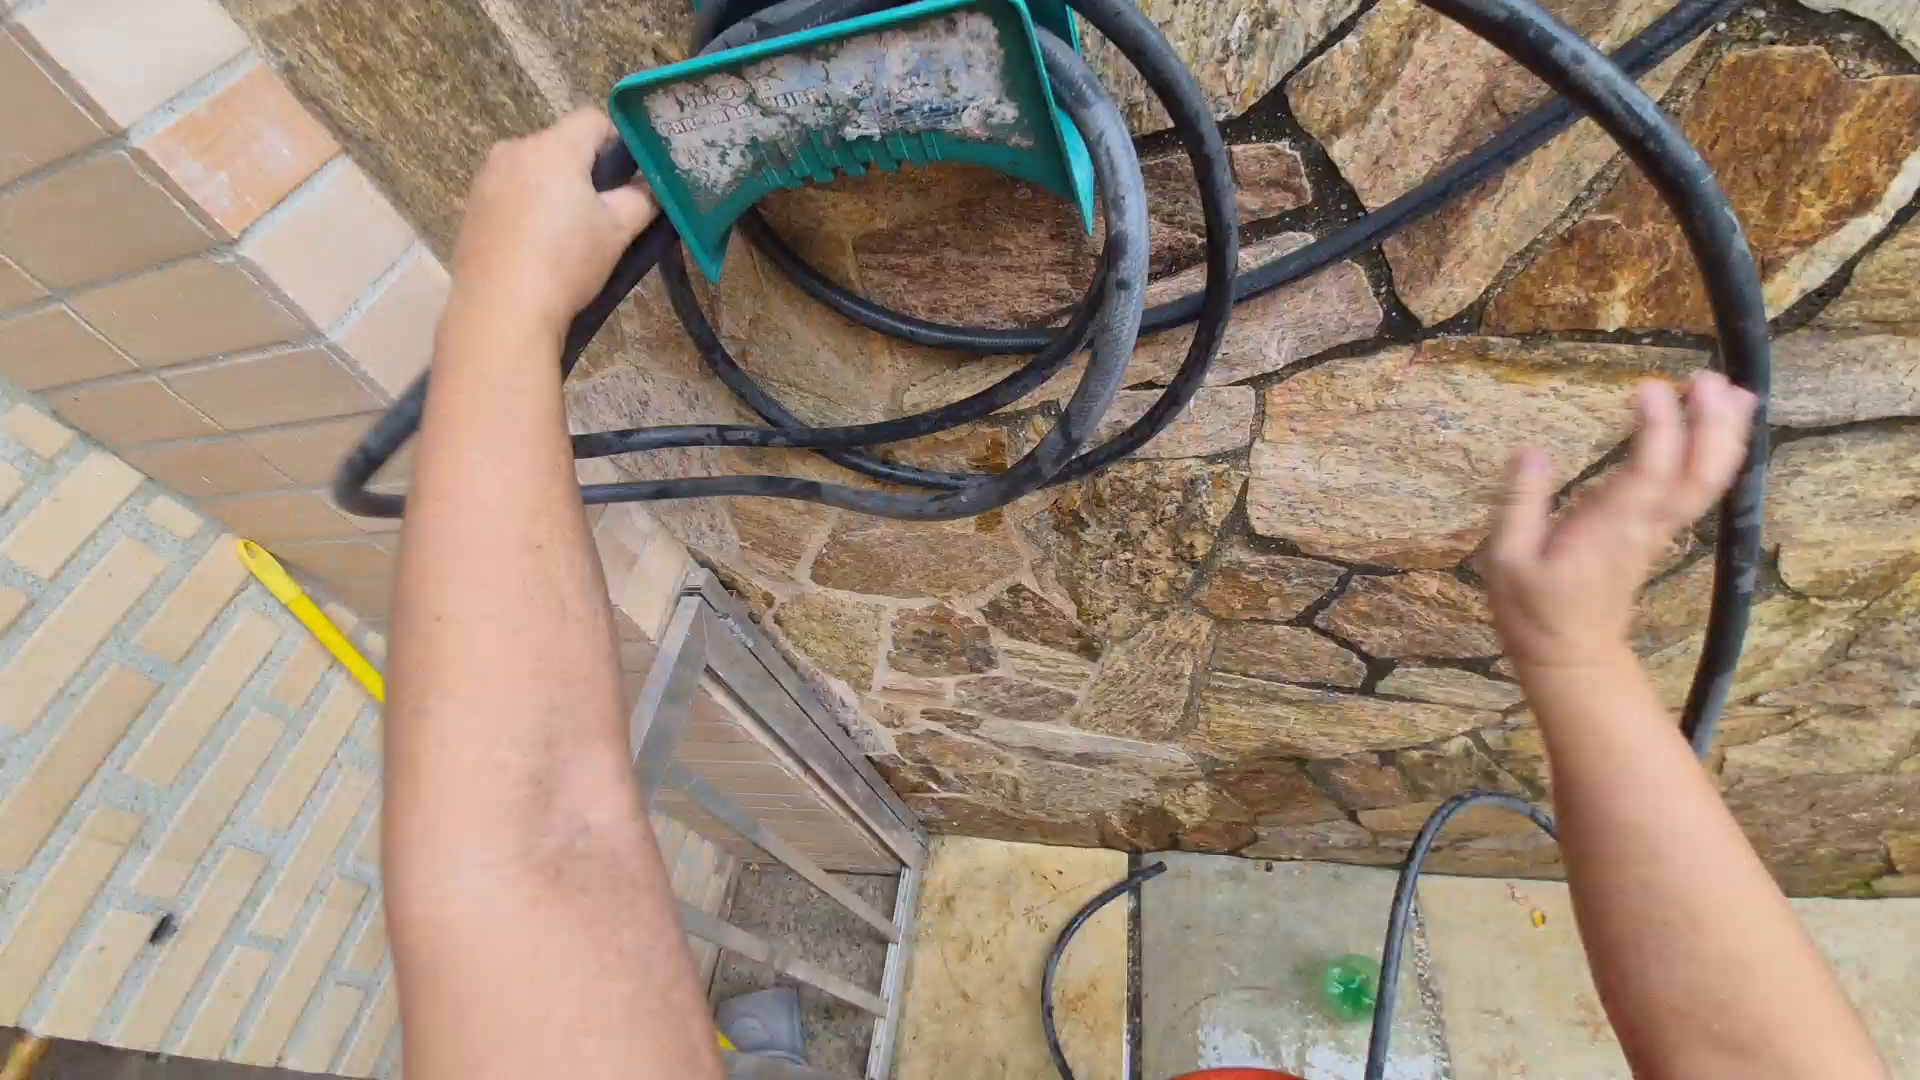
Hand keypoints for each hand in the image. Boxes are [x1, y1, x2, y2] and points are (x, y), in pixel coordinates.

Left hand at [448, 108, 656, 339]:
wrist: (504, 307)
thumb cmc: (567, 262)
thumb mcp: (618, 232)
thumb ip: (642, 200)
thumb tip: (652, 187)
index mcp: (554, 148)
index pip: (594, 120)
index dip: (621, 145)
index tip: (632, 182)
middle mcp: (515, 149)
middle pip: (563, 147)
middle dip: (588, 174)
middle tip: (606, 218)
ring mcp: (488, 176)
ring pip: (537, 172)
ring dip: (559, 193)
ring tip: (572, 239)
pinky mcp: (474, 205)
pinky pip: (514, 194)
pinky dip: (532, 211)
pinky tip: (541, 249)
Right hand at [1479, 372, 1758, 672]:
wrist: (1568, 652)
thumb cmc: (1531, 607)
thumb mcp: (1507, 557)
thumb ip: (1520, 503)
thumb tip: (1529, 451)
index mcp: (1607, 528)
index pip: (1649, 468)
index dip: (1659, 425)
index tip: (1647, 387)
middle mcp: (1644, 526)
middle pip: (1701, 471)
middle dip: (1712, 422)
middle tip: (1704, 378)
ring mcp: (1656, 532)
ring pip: (1710, 480)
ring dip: (1726, 435)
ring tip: (1726, 392)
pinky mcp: (1655, 536)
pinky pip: (1699, 490)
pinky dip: (1715, 457)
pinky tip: (1711, 435)